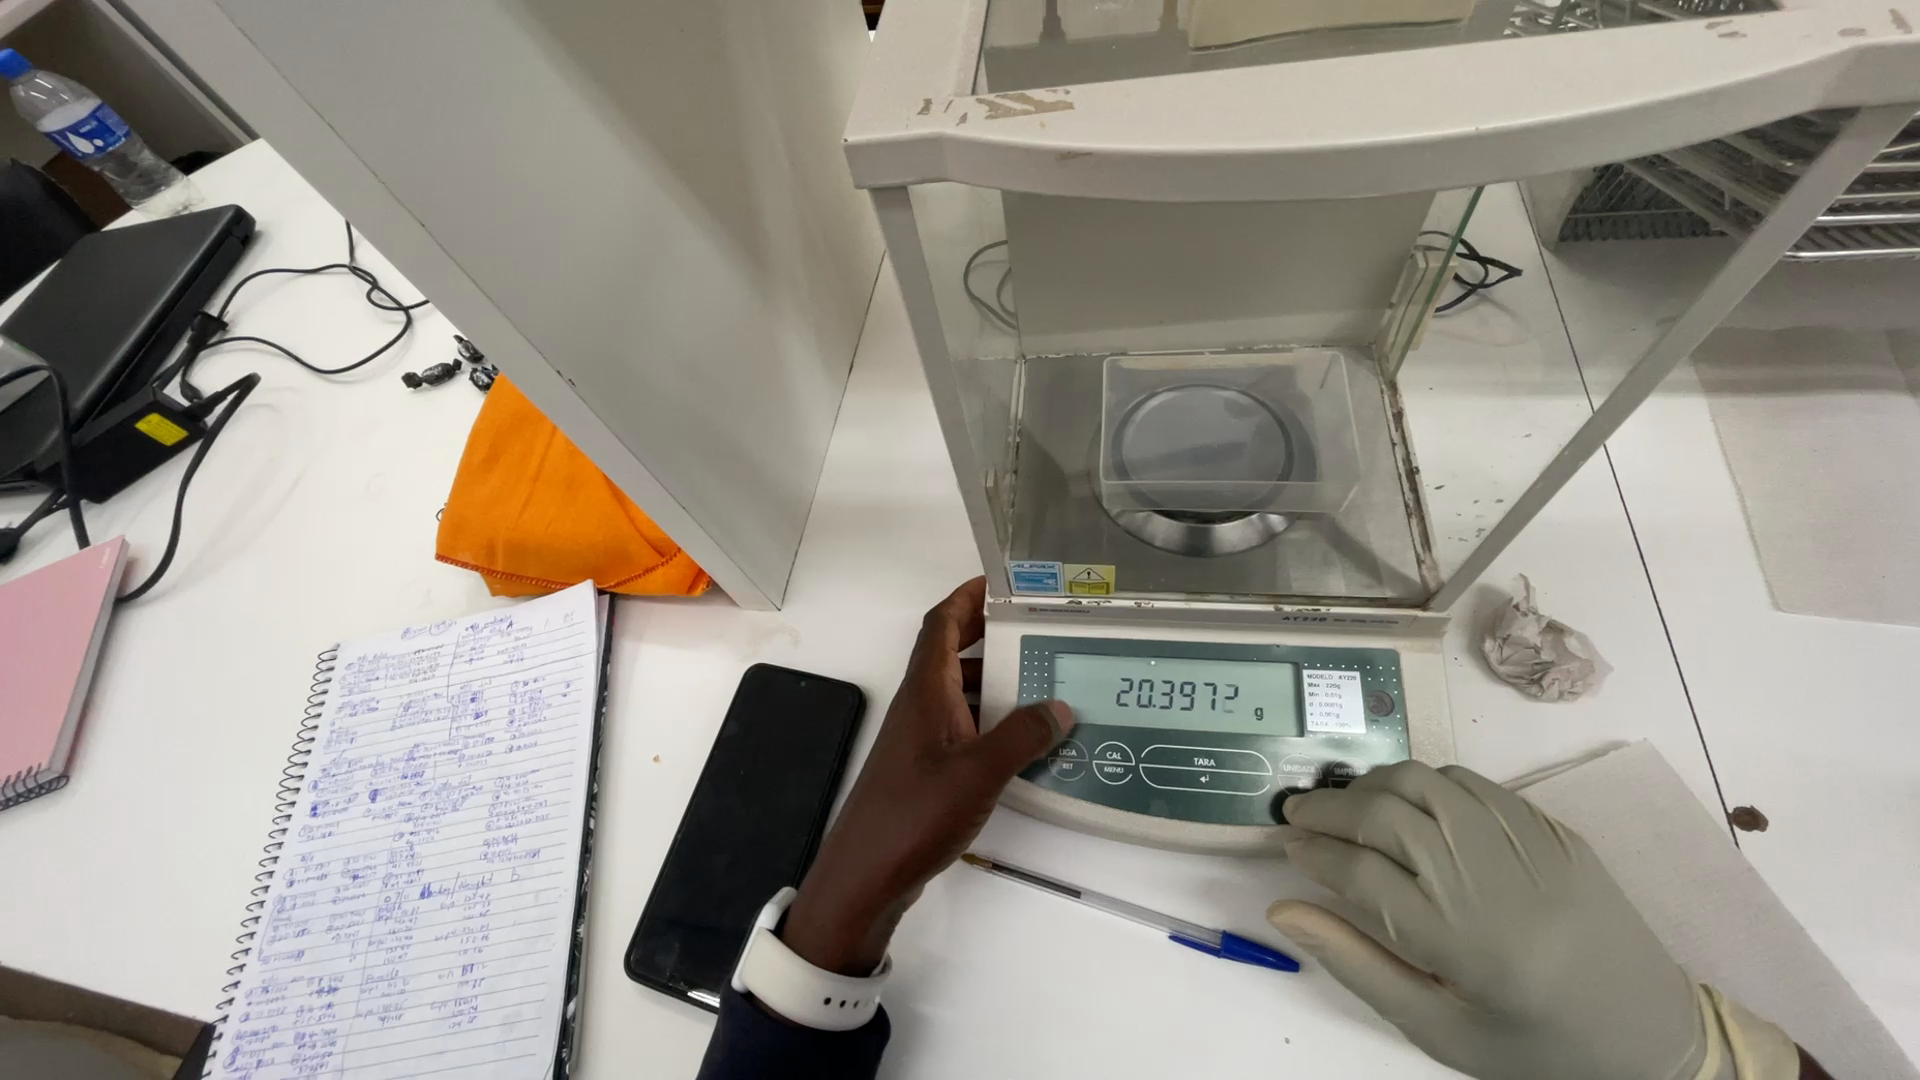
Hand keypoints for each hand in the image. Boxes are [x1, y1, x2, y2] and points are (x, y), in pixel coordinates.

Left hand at [781, 577, 1071, 976]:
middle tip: (1034, 630)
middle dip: (987, 634)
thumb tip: (1059, 707)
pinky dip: (989, 719)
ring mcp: (920, 738)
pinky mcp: (925, 768)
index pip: (941, 624)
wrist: (866, 874)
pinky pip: (962, 726)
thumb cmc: (915, 812)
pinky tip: (1021, 739)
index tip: (1000, 582)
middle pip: (950, 652)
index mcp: (926, 690)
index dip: (966, 597)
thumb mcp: (978, 772)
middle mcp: (920, 705)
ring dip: (992, 680)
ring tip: (1040, 680)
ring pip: (958, 691)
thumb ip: (1021, 736)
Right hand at [1267, 762, 1802, 1079]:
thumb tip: (1281, 908)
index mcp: (1463, 944)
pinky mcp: (1554, 830)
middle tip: (1298, 812)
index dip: (1311, 852)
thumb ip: (1353, 962)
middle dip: (1327, 808)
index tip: (1287, 847)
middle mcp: (1492, 883)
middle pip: (1384, 815)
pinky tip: (1409, 804)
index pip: (1359, 873)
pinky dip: (1424, 783)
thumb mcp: (1435, 1028)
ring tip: (1348, 803)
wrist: (1660, 1046)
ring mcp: (1529, 848)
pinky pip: (1471, 783)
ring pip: (1424, 783)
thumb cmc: (1532, 1048)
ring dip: (1371, 785)